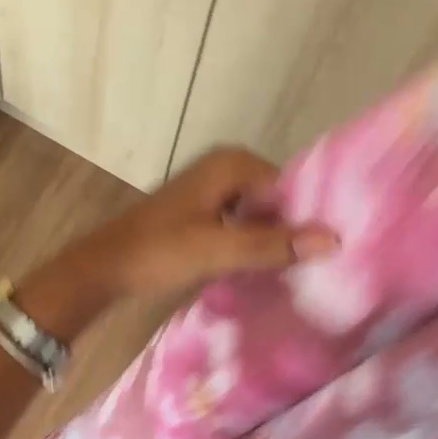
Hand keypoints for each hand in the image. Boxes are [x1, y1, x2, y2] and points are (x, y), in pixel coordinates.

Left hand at [56, 146, 339, 300]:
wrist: (104, 268)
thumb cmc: (158, 252)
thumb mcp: (218, 250)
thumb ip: (272, 245)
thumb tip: (333, 240)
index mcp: (231, 164)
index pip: (290, 186)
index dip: (308, 216)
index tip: (329, 251)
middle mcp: (224, 169)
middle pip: (276, 200)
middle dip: (292, 230)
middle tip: (319, 267)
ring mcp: (211, 193)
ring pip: (258, 217)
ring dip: (272, 243)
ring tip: (299, 274)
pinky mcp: (201, 218)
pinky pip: (240, 228)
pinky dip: (251, 248)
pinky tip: (263, 274)